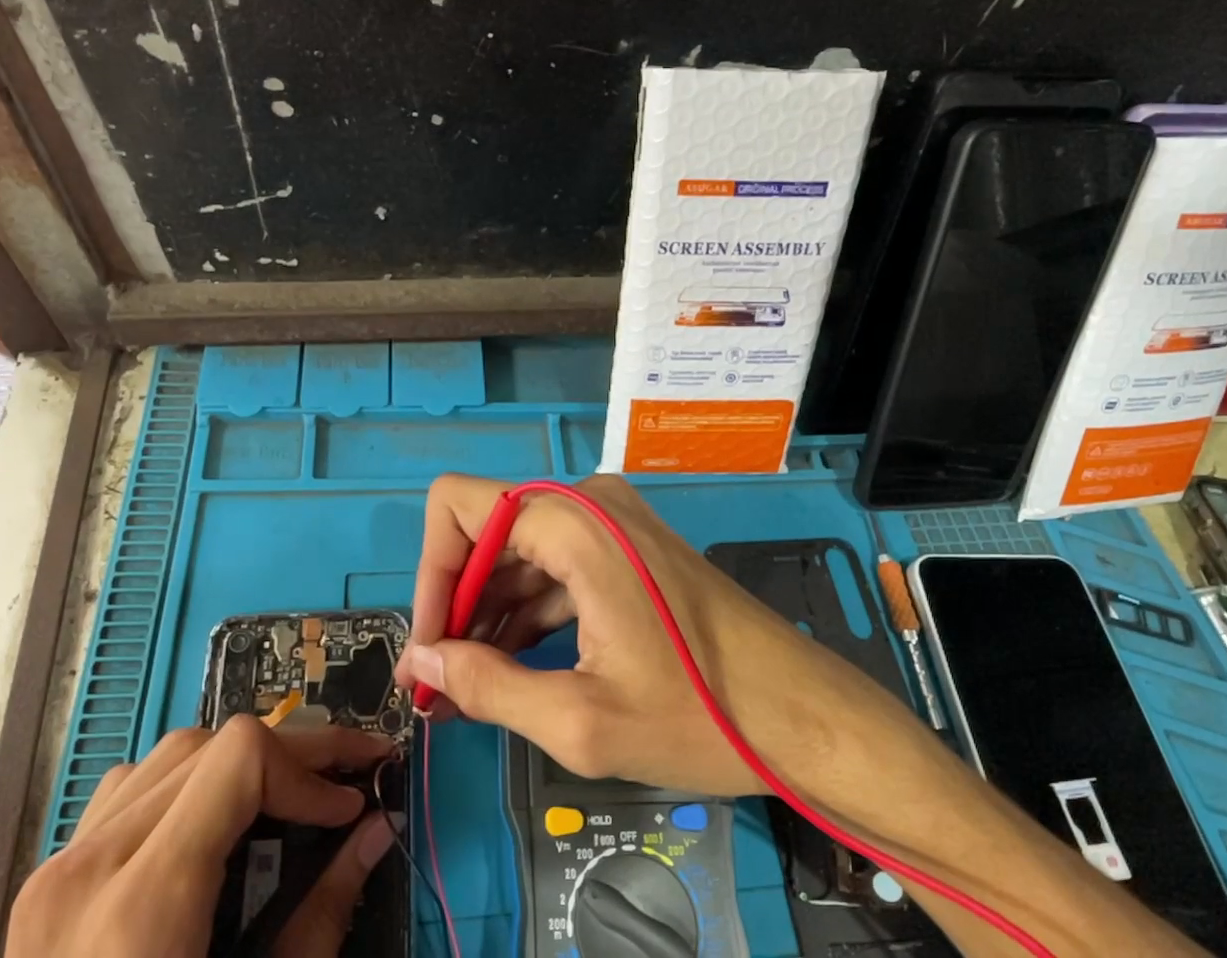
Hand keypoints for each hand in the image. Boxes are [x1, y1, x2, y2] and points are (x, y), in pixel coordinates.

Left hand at [6, 717, 397, 957]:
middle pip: (209, 746)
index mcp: (143, 906)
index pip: (238, 761)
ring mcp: (57, 871)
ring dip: (239, 764)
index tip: (349, 809)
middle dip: (291, 755)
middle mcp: (90, 867)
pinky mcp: (45, 884)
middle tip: (347, 779)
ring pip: (167, 757)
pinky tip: (212, 824)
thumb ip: (322, 915)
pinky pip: (125, 793)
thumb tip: (375, 832)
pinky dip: (183, 785)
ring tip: (289, 796)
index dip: (310, 769)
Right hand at [393, 473, 826, 794]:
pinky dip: (526, 615)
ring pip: (518, 555)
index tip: (430, 649)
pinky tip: (512, 669)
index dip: (430, 577)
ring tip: (468, 688)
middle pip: (485, 532)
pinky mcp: (631, 553)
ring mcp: (615, 526)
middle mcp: (591, 505)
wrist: (806, 718)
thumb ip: (486, 686)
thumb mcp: (581, 720)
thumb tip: (420, 659)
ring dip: (487, 616)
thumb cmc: (701, 717)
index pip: (458, 510)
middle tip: (440, 681)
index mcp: (576, 524)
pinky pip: (555, 569)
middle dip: (455, 604)